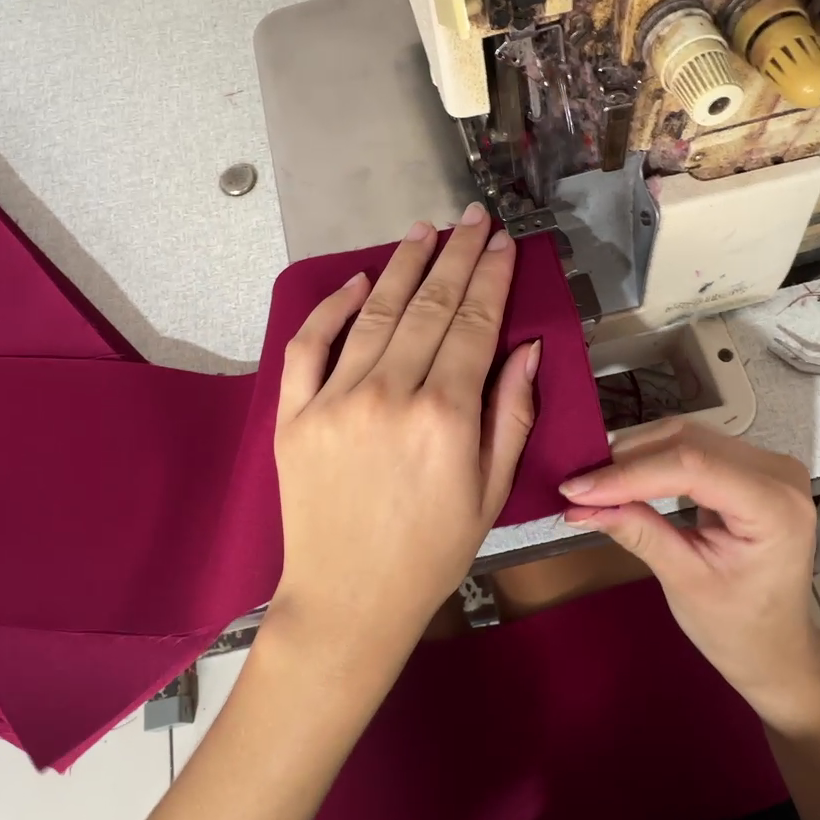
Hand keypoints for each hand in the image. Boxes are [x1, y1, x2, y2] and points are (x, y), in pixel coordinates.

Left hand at [271, 202, 540, 668]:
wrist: (347, 602)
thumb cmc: (431, 555)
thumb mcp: (490, 492)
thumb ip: (512, 414)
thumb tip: (525, 348)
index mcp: (445, 416)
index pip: (475, 324)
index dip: (491, 277)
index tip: (502, 241)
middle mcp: (389, 394)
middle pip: (430, 306)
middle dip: (456, 255)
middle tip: (472, 218)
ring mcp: (335, 400)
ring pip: (376, 313)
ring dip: (404, 266)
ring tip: (425, 232)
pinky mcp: (294, 414)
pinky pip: (309, 345)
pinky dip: (332, 307)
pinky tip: (359, 281)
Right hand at [559, 421, 819, 732]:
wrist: (776, 648)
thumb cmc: (737, 627)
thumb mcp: (684, 581)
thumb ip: (638, 532)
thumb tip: (578, 505)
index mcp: (775, 506)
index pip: (692, 466)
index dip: (629, 472)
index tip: (576, 488)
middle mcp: (778, 472)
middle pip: (689, 441)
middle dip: (626, 459)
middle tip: (576, 484)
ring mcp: (767, 464)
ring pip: (686, 436)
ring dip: (634, 454)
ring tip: (592, 480)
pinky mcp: (749, 466)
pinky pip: (693, 447)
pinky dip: (652, 458)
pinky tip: (621, 473)